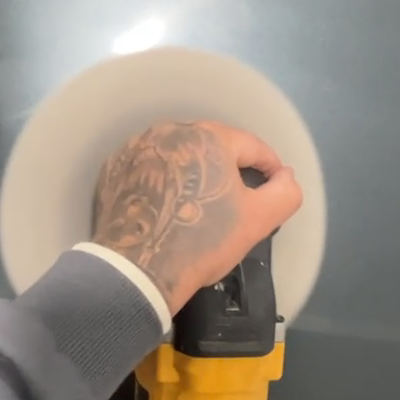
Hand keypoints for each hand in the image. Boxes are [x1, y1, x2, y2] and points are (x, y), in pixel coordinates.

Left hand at [90, 120, 302, 314]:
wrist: (137, 268)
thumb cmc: (203, 240)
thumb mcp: (259, 220)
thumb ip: (285, 192)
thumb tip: (285, 175)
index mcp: (208, 136)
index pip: (252, 146)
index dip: (269, 168)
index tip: (274, 187)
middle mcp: (170, 131)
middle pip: (213, 147)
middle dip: (229, 169)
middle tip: (236, 200)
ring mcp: (138, 147)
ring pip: (179, 155)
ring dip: (194, 173)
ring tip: (200, 203)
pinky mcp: (114, 168)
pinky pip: (151, 168)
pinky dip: (164, 181)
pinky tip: (167, 205)